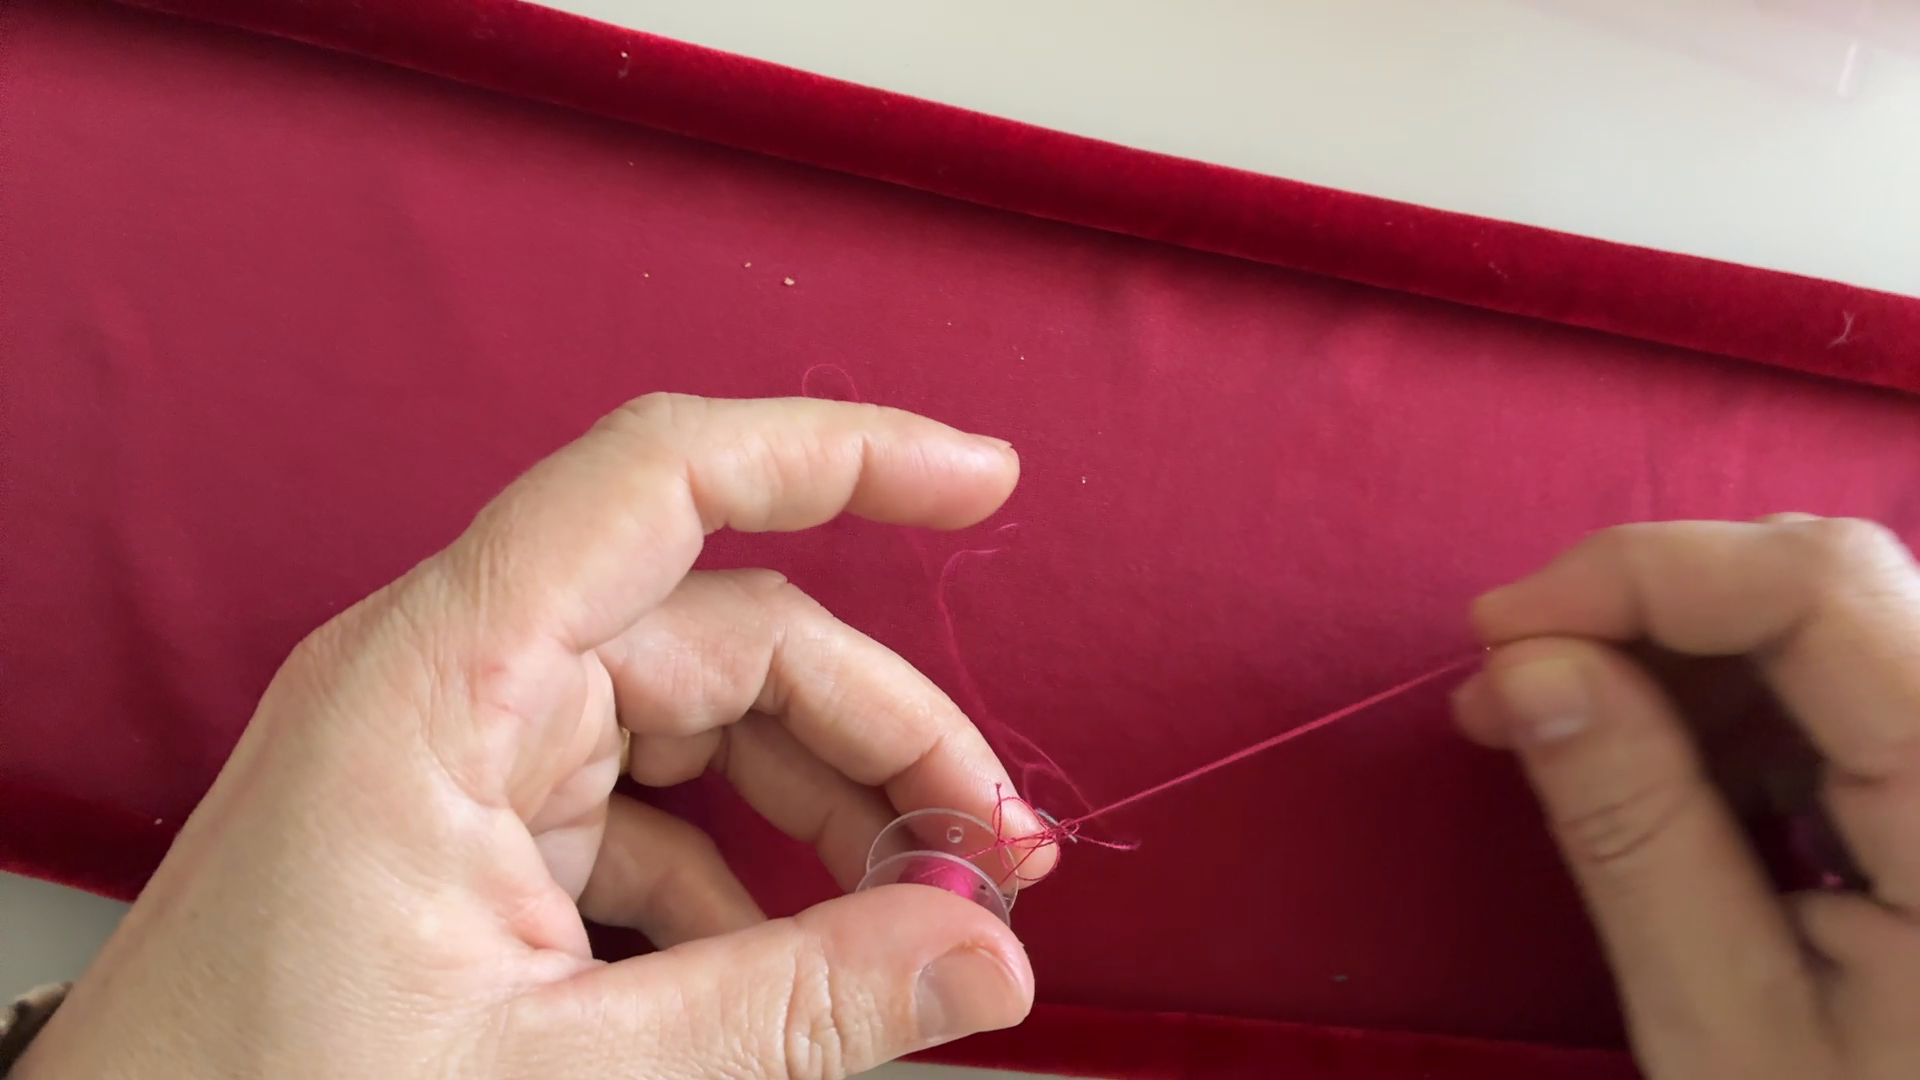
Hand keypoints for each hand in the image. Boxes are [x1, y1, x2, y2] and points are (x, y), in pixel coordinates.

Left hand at [19, 394, 1052, 1079]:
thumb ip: (794, 1010)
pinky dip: (774, 860)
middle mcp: (486, 671)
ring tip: (935, 897)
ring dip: (852, 796)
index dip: (843, 453)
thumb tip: (987, 956)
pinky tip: (812, 949)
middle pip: (754, 637)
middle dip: (896, 733)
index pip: (672, 475)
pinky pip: (694, 791)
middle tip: (998, 845)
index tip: (982, 480)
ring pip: (741, 712)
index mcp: (448, 675)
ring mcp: (509, 737)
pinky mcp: (525, 805)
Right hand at [1455, 516, 1919, 1078]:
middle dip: (1625, 610)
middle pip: (1820, 582)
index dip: (1631, 574)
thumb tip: (1524, 665)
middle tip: (1504, 688)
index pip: (1818, 588)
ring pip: (1816, 616)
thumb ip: (1632, 829)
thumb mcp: (1731, 1028)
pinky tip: (1642, 752)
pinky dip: (1703, 692)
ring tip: (1545, 721)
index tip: (1494, 632)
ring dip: (1649, 650)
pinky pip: (1831, 676)